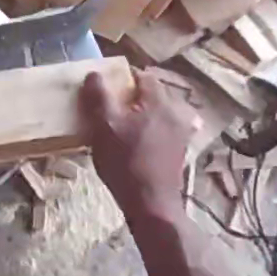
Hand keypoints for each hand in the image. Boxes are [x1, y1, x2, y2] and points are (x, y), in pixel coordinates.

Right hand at [79, 68, 200, 221]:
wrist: (150, 201)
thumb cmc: (124, 161)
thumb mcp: (103, 127)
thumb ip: (99, 97)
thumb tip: (94, 74)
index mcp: (158, 101)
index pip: (143, 75)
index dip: (124, 77)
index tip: (106, 87)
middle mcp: (176, 111)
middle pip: (153, 93)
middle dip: (133, 96)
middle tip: (111, 107)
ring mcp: (182, 131)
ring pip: (160, 111)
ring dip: (143, 113)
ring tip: (124, 125)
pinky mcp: (181, 148)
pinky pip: (166, 128)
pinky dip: (153, 128)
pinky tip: (141, 140)